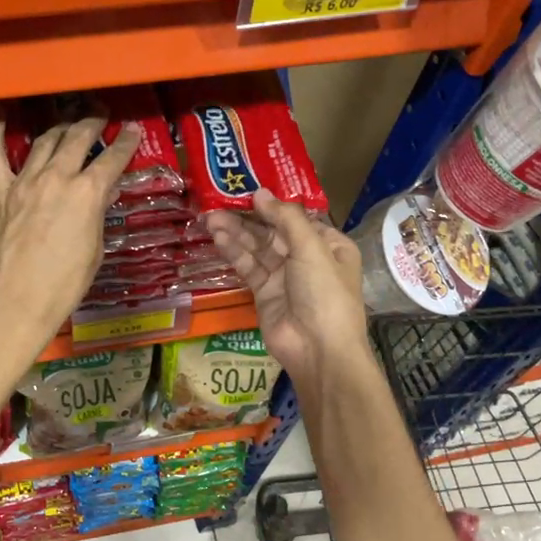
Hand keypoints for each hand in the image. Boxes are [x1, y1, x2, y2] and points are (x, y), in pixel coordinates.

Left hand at [0, 116, 138, 358]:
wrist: (18, 301)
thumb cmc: (65, 284)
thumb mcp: (95, 249)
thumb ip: (97, 215)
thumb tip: (100, 195)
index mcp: (87, 193)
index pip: (112, 159)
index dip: (125, 143)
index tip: (131, 131)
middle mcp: (57, 178)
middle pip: (77, 138)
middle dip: (92, 123)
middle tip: (100, 117)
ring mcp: (25, 182)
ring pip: (44, 141)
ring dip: (59, 128)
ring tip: (69, 122)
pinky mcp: (1, 192)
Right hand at [207, 190, 370, 385]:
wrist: (318, 349)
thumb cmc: (324, 293)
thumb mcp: (311, 248)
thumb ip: (285, 218)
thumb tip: (260, 193)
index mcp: (329, 246)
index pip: (298, 219)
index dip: (273, 205)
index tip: (246, 191)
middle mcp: (308, 258)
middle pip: (274, 232)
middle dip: (248, 218)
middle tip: (218, 203)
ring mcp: (285, 277)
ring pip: (258, 249)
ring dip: (236, 233)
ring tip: (211, 218)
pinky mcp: (265, 294)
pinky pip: (249, 267)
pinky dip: (234, 252)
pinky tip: (218, 238)